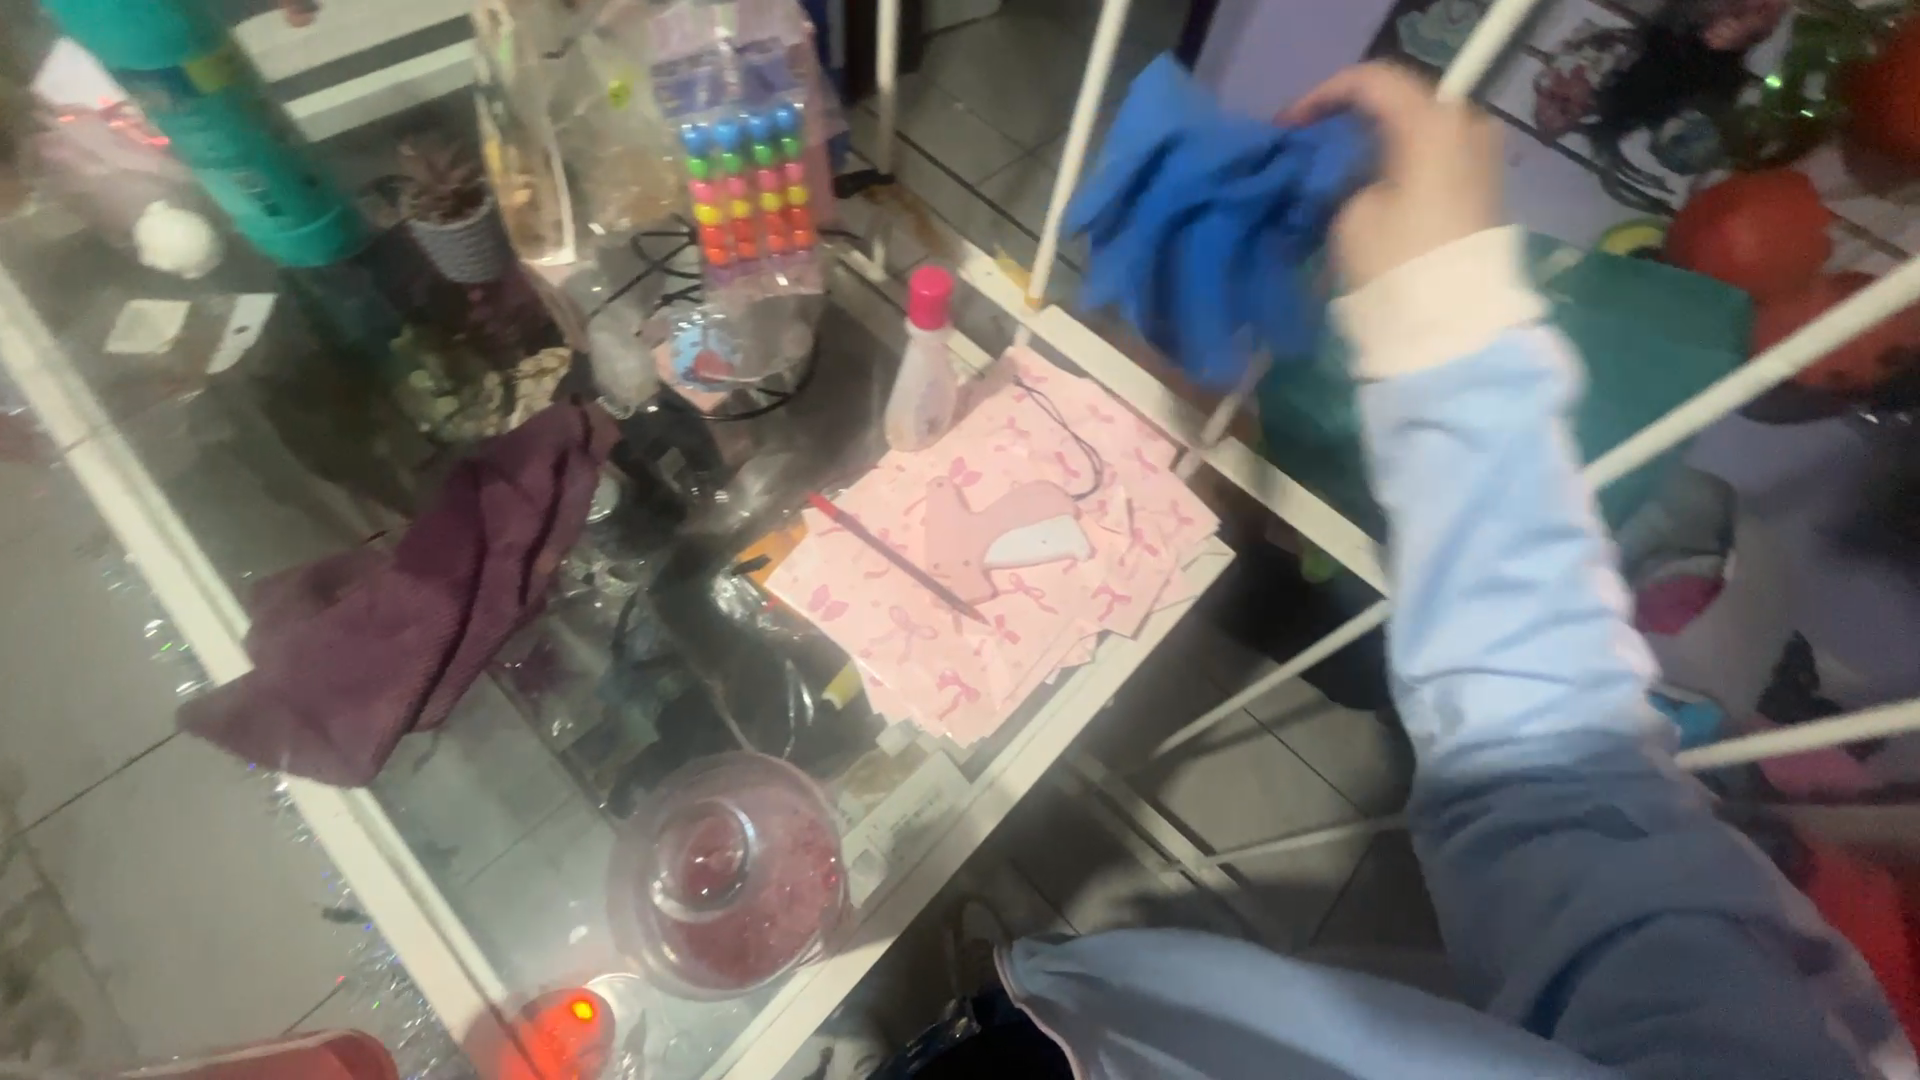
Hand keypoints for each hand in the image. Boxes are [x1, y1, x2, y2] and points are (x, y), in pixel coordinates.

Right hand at [1283, 63, 1503, 290]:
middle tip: (1303, 151)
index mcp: (1430, 121)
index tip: (1285, 127)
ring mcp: (1474, 156)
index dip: (1320, 98)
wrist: (1450, 318)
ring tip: (1325, 178)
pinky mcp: (1474, 189)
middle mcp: (1462, 126)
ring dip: (1366, 151)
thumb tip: (1341, 175)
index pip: (1370, 82)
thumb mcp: (1349, 215)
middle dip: (1344, 126)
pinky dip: (1388, 169)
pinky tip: (1356, 194)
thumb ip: (1341, 179)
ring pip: (1409, 135)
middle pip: (1394, 106)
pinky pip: (1424, 160)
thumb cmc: (1394, 261)